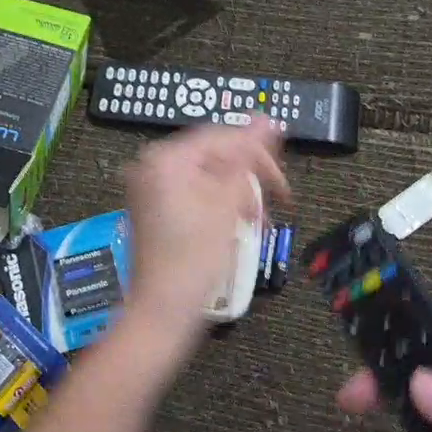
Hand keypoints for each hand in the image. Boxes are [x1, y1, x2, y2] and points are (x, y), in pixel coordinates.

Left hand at [122, 120, 290, 352]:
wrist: (162, 311)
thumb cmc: (194, 260)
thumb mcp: (229, 203)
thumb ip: (248, 157)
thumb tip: (268, 119)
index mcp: (165, 158)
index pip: (222, 137)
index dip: (258, 154)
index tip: (282, 179)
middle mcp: (151, 166)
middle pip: (214, 156)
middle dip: (247, 178)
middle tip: (273, 202)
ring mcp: (150, 188)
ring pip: (208, 176)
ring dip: (237, 194)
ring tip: (254, 221)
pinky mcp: (154, 208)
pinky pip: (194, 193)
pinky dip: (218, 205)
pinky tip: (235, 225)